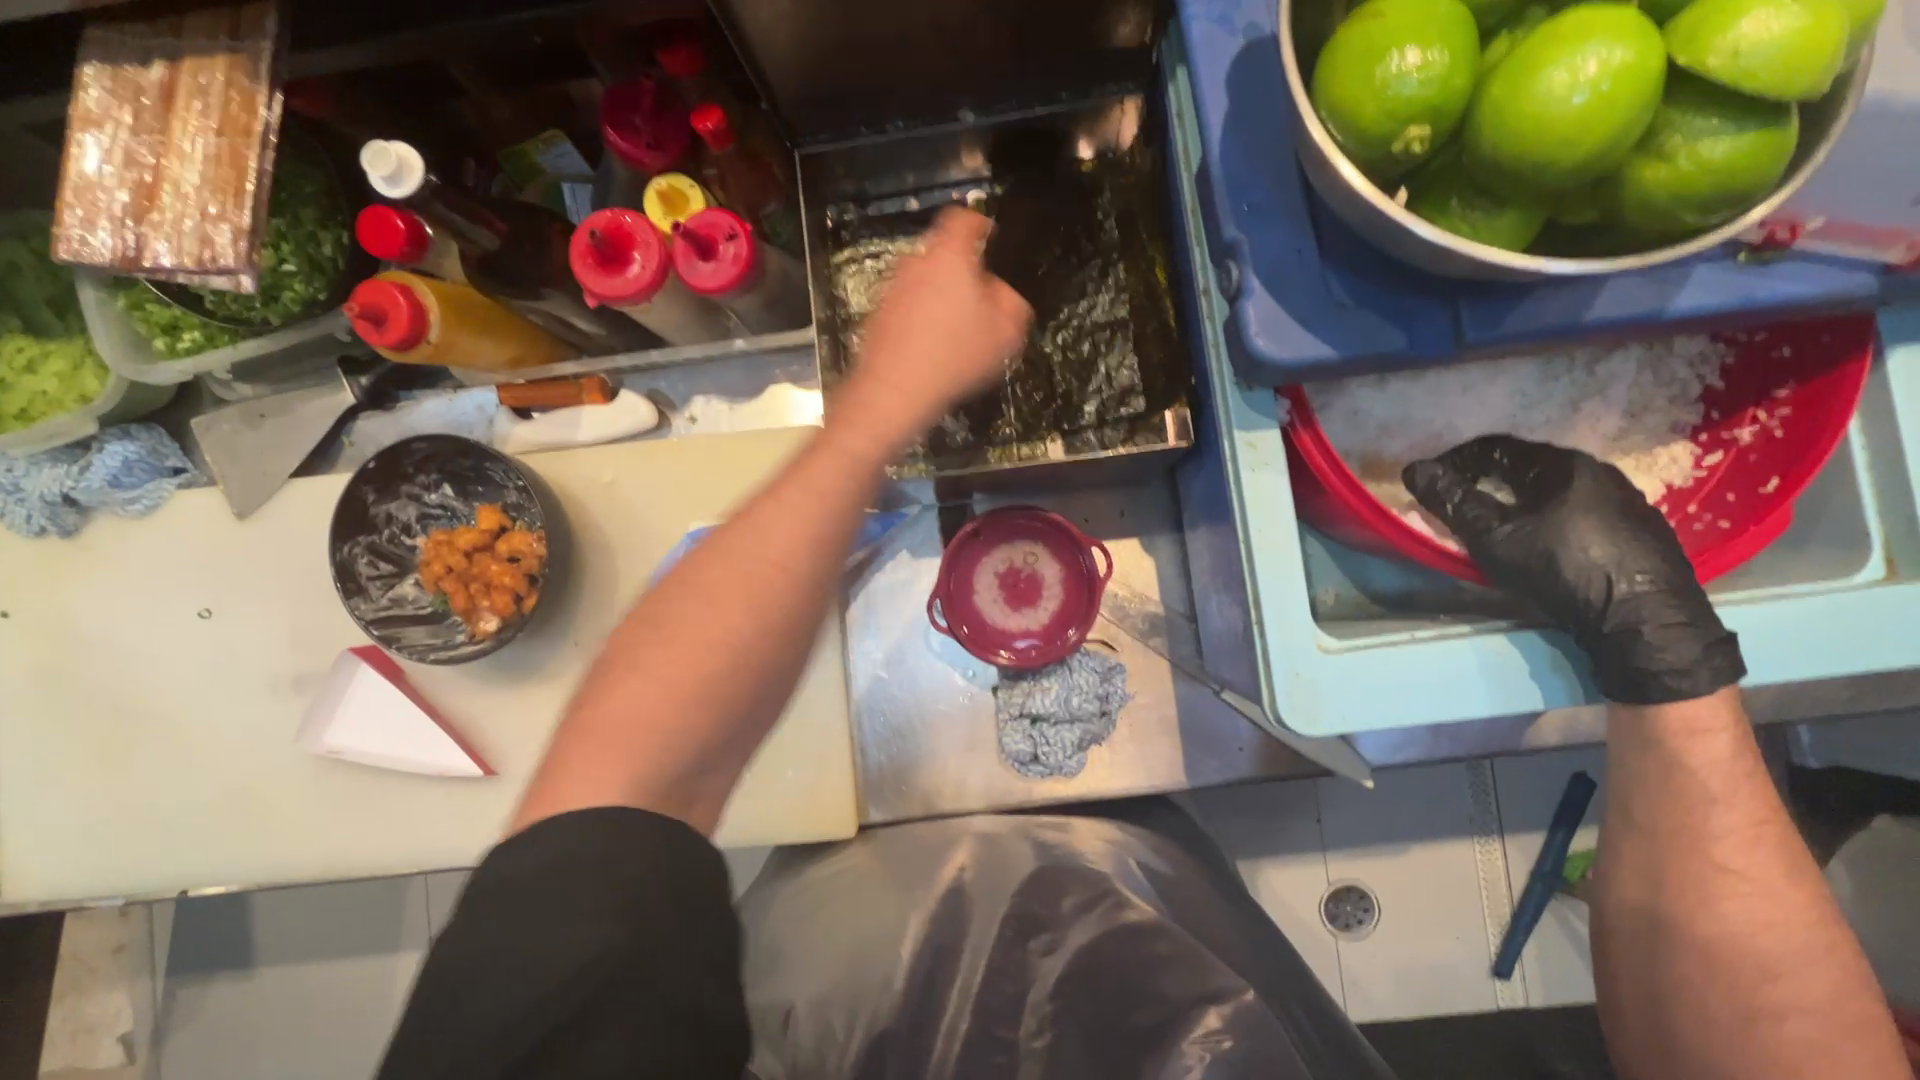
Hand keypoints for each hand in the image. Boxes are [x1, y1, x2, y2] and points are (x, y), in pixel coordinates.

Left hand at [833, 208, 1032, 448]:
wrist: (895, 390)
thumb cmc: (956, 355)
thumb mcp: (1006, 334)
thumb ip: (1012, 303)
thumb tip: (1002, 294)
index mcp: (950, 256)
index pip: (963, 219)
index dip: (979, 223)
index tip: (990, 235)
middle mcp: (916, 263)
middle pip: (942, 253)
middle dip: (960, 271)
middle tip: (978, 299)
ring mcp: (892, 289)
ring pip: (923, 282)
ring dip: (938, 297)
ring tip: (955, 331)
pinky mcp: (877, 316)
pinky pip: (906, 308)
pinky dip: (919, 319)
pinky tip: (931, 349)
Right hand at [1403, 435, 1745, 704]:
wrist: (1645, 619)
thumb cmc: (1561, 569)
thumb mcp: (1493, 538)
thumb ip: (1452, 502)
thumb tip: (1414, 468)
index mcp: (1560, 465)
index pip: (1496, 448)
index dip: (1457, 460)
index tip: (1433, 479)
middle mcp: (1598, 471)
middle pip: (1529, 467)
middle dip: (1491, 480)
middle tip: (1463, 502)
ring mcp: (1627, 499)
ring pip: (1560, 490)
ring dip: (1526, 500)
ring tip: (1503, 524)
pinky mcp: (1644, 529)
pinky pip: (1586, 511)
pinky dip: (1556, 518)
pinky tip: (1550, 543)